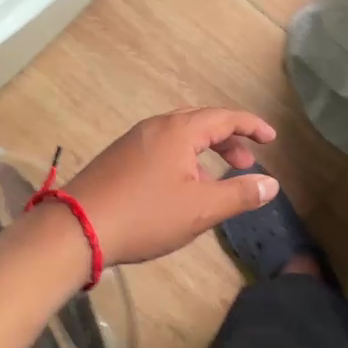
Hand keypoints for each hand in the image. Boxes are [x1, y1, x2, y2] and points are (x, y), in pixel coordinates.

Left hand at [61, 108, 279, 266]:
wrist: (76, 229)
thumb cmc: (145, 215)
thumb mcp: (200, 210)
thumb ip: (239, 195)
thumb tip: (271, 183)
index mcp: (179, 130)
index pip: (225, 117)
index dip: (252, 126)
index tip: (271, 138)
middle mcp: (157, 126)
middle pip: (202, 122)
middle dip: (228, 140)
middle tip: (245, 163)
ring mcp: (134, 141)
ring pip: (180, 136)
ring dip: (205, 152)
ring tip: (216, 182)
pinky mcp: (119, 158)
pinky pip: (162, 147)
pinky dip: (183, 159)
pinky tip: (181, 189)